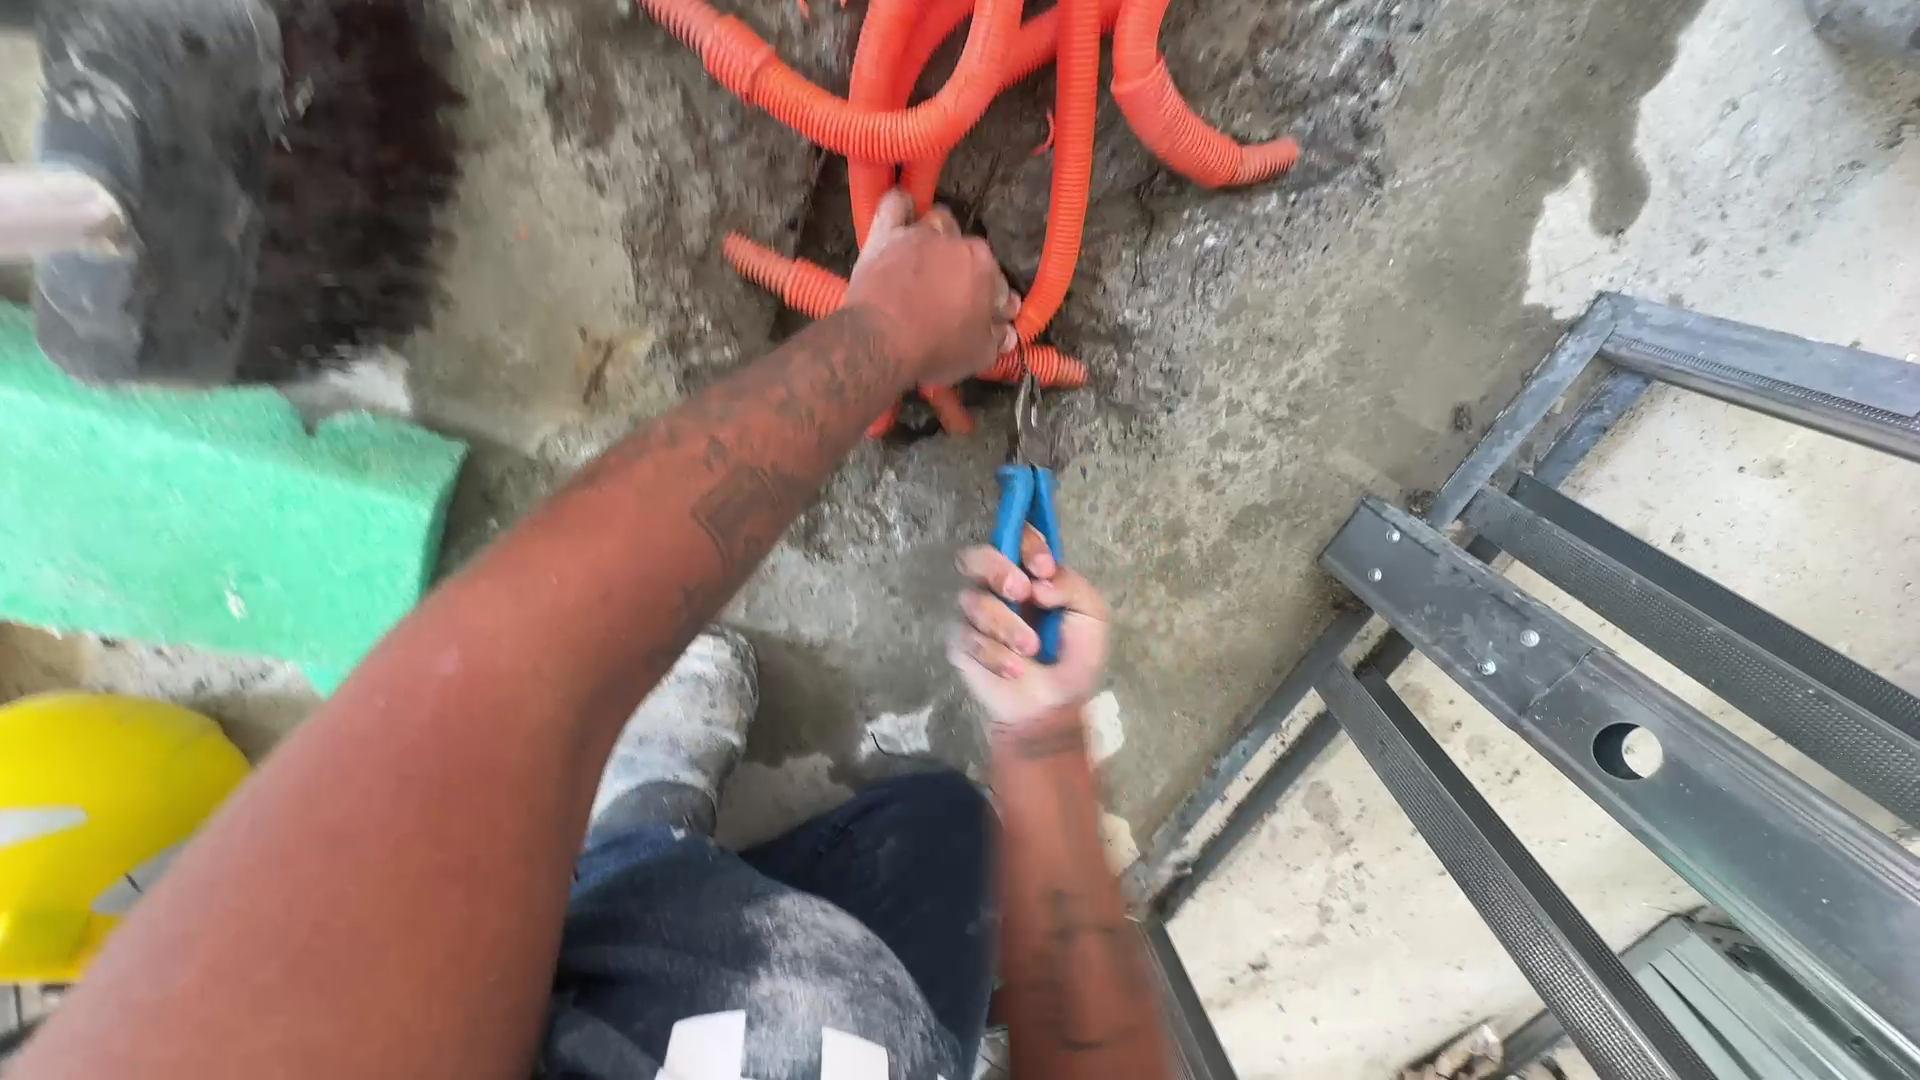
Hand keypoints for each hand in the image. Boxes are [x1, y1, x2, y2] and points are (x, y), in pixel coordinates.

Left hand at [846, 189, 1019, 386]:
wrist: (881, 342)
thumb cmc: (936, 349)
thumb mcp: (978, 355)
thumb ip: (997, 339)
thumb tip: (1008, 332)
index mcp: (984, 267)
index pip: (998, 283)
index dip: (994, 304)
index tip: (987, 320)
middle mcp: (956, 242)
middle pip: (968, 252)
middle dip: (967, 273)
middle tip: (955, 298)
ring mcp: (919, 234)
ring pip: (938, 223)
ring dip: (940, 239)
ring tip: (931, 262)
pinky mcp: (885, 234)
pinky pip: (895, 206)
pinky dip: (901, 208)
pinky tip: (904, 215)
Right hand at [949, 525, 1109, 734]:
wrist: (1055, 706)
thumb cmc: (1075, 658)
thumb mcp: (1091, 616)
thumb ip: (1071, 586)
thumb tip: (1039, 582)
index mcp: (1030, 574)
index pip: (1017, 539)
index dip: (1026, 545)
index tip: (1043, 568)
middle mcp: (998, 587)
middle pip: (976, 557)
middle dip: (998, 570)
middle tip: (1021, 592)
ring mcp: (976, 614)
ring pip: (973, 601)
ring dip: (1005, 624)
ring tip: (1030, 648)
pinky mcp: (961, 643)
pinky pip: (967, 637)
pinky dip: (995, 655)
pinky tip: (1016, 670)